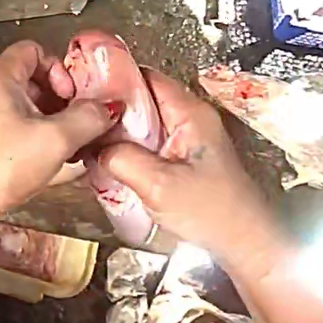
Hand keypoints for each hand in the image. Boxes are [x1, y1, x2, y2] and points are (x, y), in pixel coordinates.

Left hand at [0, 41, 116, 224]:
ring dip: (50, 119)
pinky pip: (13, 124)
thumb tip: (109, 107)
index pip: (33, 50)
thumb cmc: (0, 166)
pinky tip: (52, 157)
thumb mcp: (56, 139)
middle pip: (30, 77)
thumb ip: (89, 117)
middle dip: (59, 97)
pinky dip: (35, 134)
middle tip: (77, 121)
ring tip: (69, 144)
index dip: (59, 69)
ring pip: (24, 104)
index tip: (71, 96)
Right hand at [97, 68, 289, 278]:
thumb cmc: (210, 212)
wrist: (245, 245)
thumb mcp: (158, 185)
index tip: (79, 88)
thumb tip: (92, 145)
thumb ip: (121, 158)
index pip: (145, 77)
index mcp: (189, 113)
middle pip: (140, 97)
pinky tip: (104, 157)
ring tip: (85, 136)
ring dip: (114, 129)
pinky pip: (144, 140)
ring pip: (140, 121)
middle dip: (108, 106)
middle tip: (76, 117)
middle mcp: (188, 117)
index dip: (111, 78)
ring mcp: (185, 137)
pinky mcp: (179, 156)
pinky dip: (124, 145)